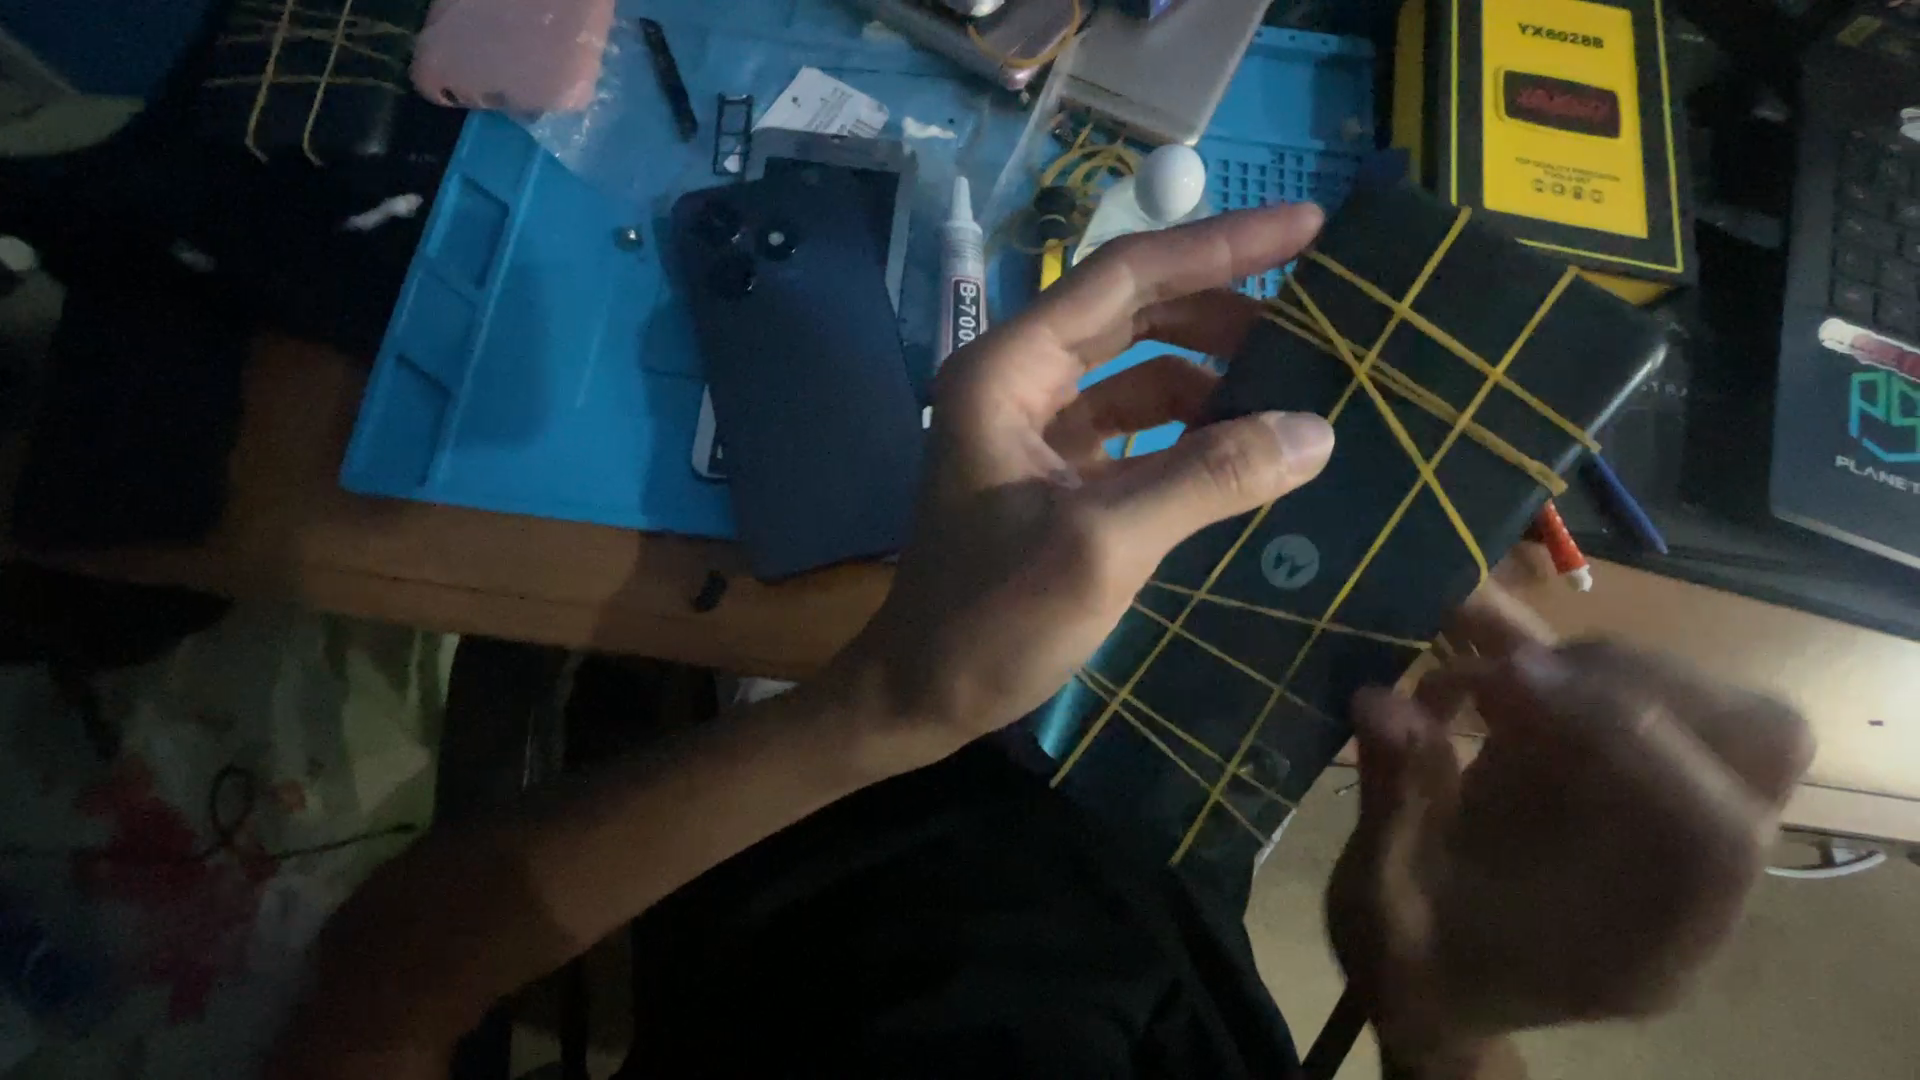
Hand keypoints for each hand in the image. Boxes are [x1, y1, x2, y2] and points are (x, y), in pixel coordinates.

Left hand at [830, 204, 1336, 759]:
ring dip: (1209, 375)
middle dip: (1221, 310)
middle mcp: (1016, 383)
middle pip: (1132, 315)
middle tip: (1316, 320)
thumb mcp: (1100, 546)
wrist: (922, 691)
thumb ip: (1204, 479)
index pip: (1124, 277)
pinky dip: (1185, 432)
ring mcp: (1033, 430)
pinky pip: (1132, 430)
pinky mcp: (1053, 476)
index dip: (1220, 246)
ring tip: (1291, 392)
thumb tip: (1313, 430)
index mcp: (1008, 371)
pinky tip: (1239, 449)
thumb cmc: (990, 620)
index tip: (1311, 225)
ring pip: (1136, 373)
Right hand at [1326, 584, 1814, 1067]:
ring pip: (1692, 701)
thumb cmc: (1412, 962)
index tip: (1505, 678)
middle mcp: (1676, 866)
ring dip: (1577, 661)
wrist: (1424, 975)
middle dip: (1617, 681)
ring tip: (1466, 658)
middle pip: (1744, 744)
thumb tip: (1378, 699)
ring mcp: (1645, 809)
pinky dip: (1540, 655)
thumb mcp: (1380, 902)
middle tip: (1494, 671)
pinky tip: (1466, 644)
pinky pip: (1606, 690)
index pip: (1709, 826)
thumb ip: (1394, 805)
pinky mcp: (1597, 769)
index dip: (1625, 735)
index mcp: (1648, 934)